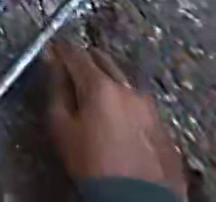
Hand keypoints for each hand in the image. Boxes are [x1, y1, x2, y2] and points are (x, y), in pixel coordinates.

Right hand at [44, 40, 186, 197]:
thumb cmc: (93, 166)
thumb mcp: (61, 128)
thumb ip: (56, 88)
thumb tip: (53, 61)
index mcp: (99, 85)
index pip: (75, 53)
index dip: (61, 49)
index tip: (53, 51)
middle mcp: (126, 88)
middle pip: (102, 59)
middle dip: (85, 60)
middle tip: (73, 71)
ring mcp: (149, 106)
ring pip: (123, 80)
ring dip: (108, 80)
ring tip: (97, 97)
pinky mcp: (163, 125)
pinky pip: (139, 102)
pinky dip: (125, 102)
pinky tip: (119, 119)